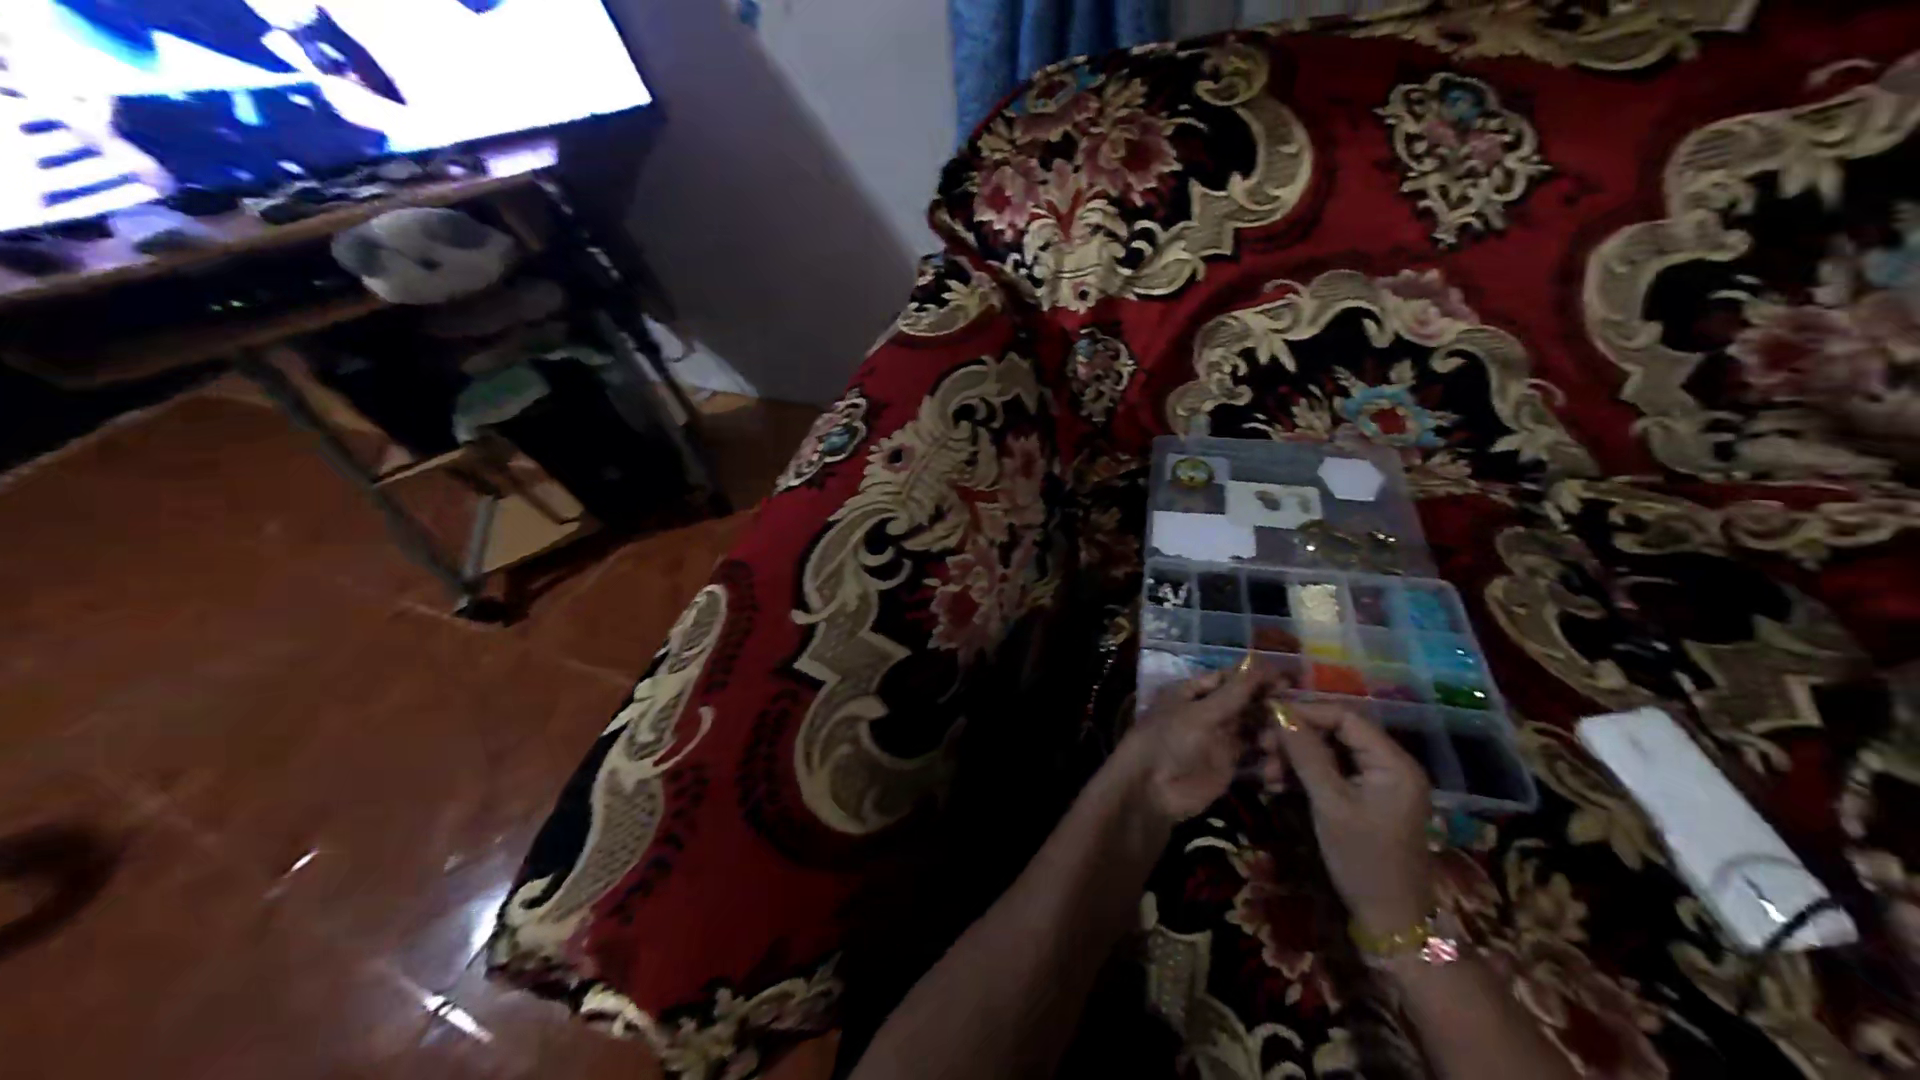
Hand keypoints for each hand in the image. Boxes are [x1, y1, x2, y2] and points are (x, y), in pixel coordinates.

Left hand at [1114, 666, 1273, 822]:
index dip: (1257, 677)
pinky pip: (1254, 754)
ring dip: (1271, 732)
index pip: (1230, 678)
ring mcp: (1219, 738)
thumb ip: (1234, 693)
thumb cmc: (1170, 740)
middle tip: (1298, 710)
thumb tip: (1264, 663)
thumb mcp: (1201, 713)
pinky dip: (1269, 757)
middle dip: (1268, 706)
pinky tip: (1283, 761)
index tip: (1288, 678)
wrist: (1151, 789)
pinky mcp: (1228, 764)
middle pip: (1245, 703)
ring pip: (1253, 728)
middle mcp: (1208, 711)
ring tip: (1286, 739)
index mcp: (1193, 692)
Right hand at [1260, 703, 1434, 936]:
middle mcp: (1391, 765)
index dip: (1305, 712)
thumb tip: (1280, 714)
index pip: (1346, 717)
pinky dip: (1304, 775)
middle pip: (1337, 732)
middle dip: (1296, 737)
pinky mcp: (1366, 799)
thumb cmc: (1363, 858)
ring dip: (1295, 757)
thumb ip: (1306, 755)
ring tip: (1266, 773)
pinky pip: (1332, 773)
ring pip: (1330, 752)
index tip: (1267, 717)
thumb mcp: (1330, 803)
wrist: (1390, 918)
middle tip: (1261, 746)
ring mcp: (1379, 783)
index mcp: (1393, 763)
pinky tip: (1278, 784)